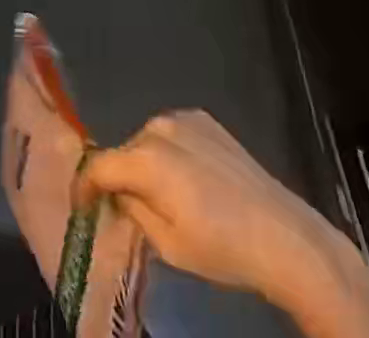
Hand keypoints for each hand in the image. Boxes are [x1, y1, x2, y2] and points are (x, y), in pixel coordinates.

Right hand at [80, 111, 368, 337]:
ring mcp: (185, 119)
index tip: (82, 206)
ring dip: (146, 164)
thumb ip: (132, 210)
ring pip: (147, 142)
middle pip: (124, 153)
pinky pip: (172, 134)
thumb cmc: (222, 248)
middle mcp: (159, 128)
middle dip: (120, 178)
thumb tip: (117, 193)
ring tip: (165, 195)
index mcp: (146, 160)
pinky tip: (188, 178)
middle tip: (128, 207)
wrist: (286, 236)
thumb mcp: (166, 243)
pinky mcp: (206, 120)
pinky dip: (170, 152)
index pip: (97, 166)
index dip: (84, 187)